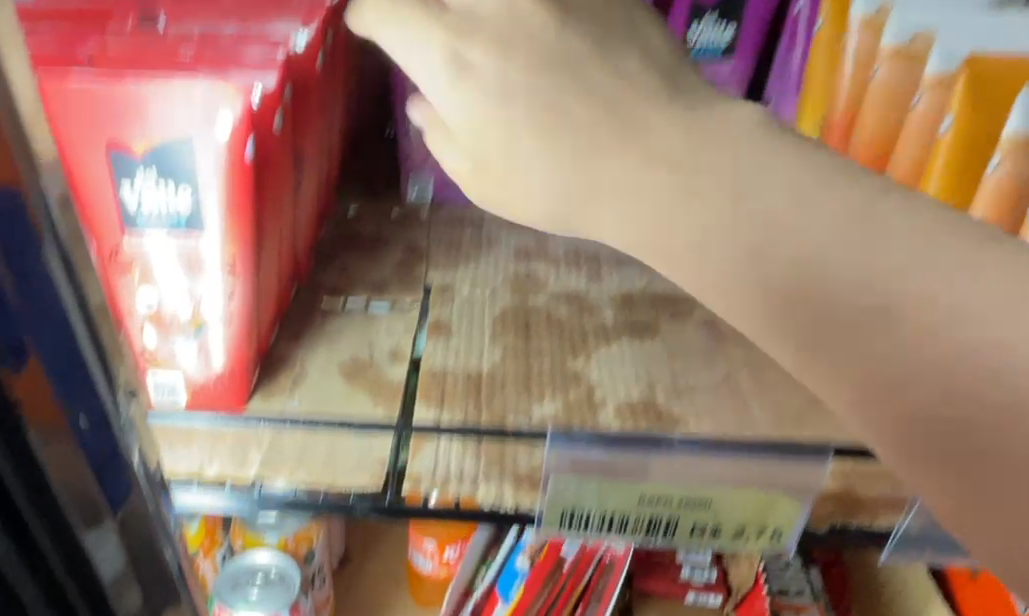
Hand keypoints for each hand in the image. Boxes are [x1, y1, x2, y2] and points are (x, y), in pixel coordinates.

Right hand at [346, 0, 730, 247]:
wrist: (660, 157)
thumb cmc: (561, 184)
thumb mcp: (482, 179)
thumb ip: (441, 133)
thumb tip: (425, 100)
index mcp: (452, 56)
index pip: (384, 9)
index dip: (368, 15)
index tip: (368, 25)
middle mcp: (492, 1)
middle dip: (417, 7)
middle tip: (426, 28)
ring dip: (471, 10)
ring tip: (482, 33)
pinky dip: (530, 10)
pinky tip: (535, 31)